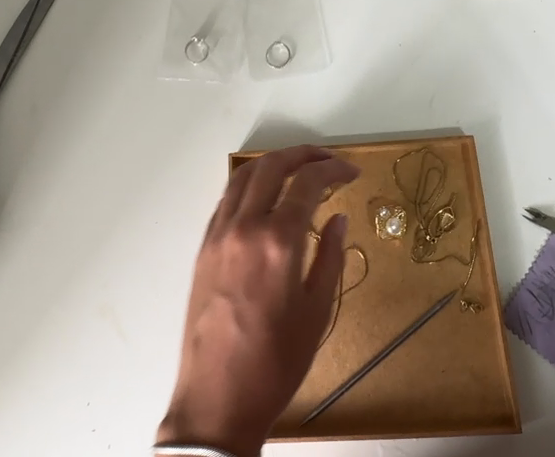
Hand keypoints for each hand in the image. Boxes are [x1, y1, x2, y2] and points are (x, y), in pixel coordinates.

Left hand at [157, 146, 360, 456]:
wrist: (217, 399)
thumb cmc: (276, 363)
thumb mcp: (317, 312)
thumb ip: (329, 257)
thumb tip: (338, 218)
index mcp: (277, 242)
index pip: (307, 183)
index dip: (333, 170)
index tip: (351, 172)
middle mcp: (243, 227)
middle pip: (272, 166)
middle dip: (304, 154)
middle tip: (329, 160)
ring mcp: (218, 234)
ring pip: (244, 176)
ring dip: (274, 162)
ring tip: (299, 168)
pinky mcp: (203, 247)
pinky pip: (227, 199)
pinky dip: (250, 184)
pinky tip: (267, 195)